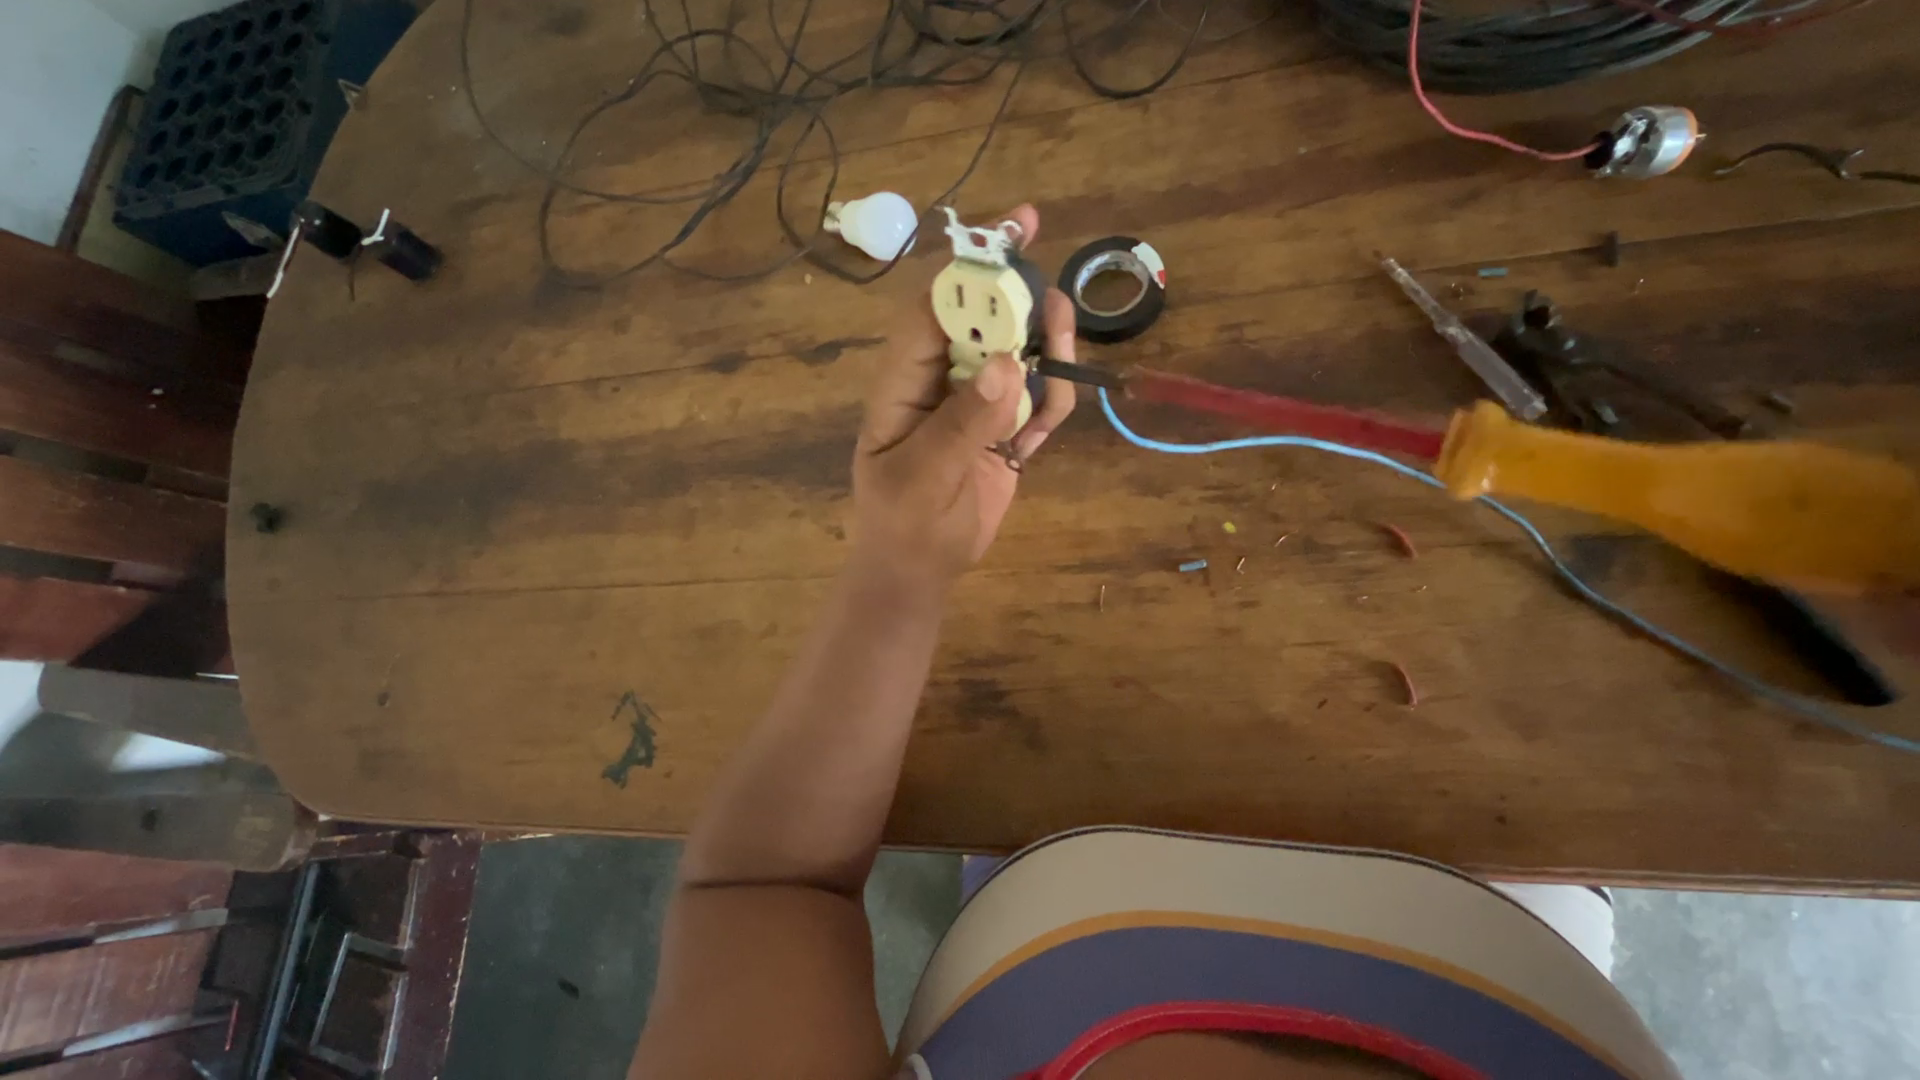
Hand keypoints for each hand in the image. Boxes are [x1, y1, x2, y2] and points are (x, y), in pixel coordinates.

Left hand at [850, 203, 1077, 591]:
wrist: (920, 570)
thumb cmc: (906, 524)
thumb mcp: (924, 477)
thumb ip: (964, 423)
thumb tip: (1006, 365)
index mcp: (903, 382)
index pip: (933, 309)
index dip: (970, 270)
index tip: (1013, 234)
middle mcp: (940, 379)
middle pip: (984, 319)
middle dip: (1023, 305)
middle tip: (1058, 309)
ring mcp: (975, 402)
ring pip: (1018, 354)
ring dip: (1046, 357)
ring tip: (1059, 374)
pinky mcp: (1003, 428)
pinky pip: (1036, 399)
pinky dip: (1048, 411)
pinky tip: (1032, 448)